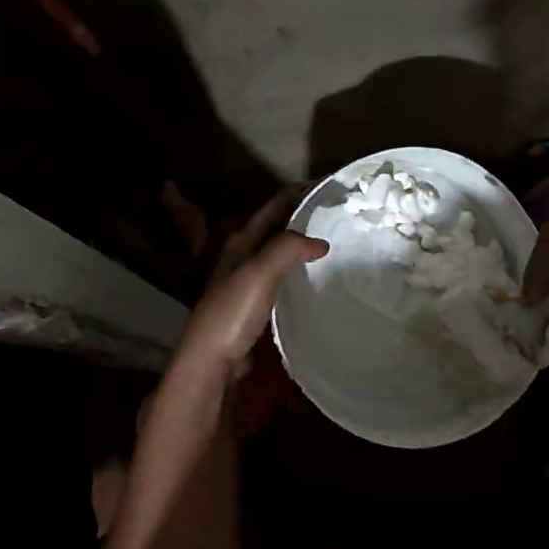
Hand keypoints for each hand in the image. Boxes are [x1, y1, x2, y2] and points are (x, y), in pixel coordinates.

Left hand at [175, 189, 328, 375]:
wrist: (211, 362)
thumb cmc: (232, 311)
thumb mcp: (260, 270)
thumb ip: (289, 248)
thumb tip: (321, 241)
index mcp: (240, 241)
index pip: (273, 206)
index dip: (297, 193)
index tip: (327, 186)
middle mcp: (242, 256)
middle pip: (276, 227)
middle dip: (302, 216)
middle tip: (336, 213)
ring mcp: (247, 281)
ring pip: (279, 252)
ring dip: (301, 244)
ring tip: (333, 240)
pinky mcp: (254, 305)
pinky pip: (282, 278)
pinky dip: (299, 270)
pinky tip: (315, 277)